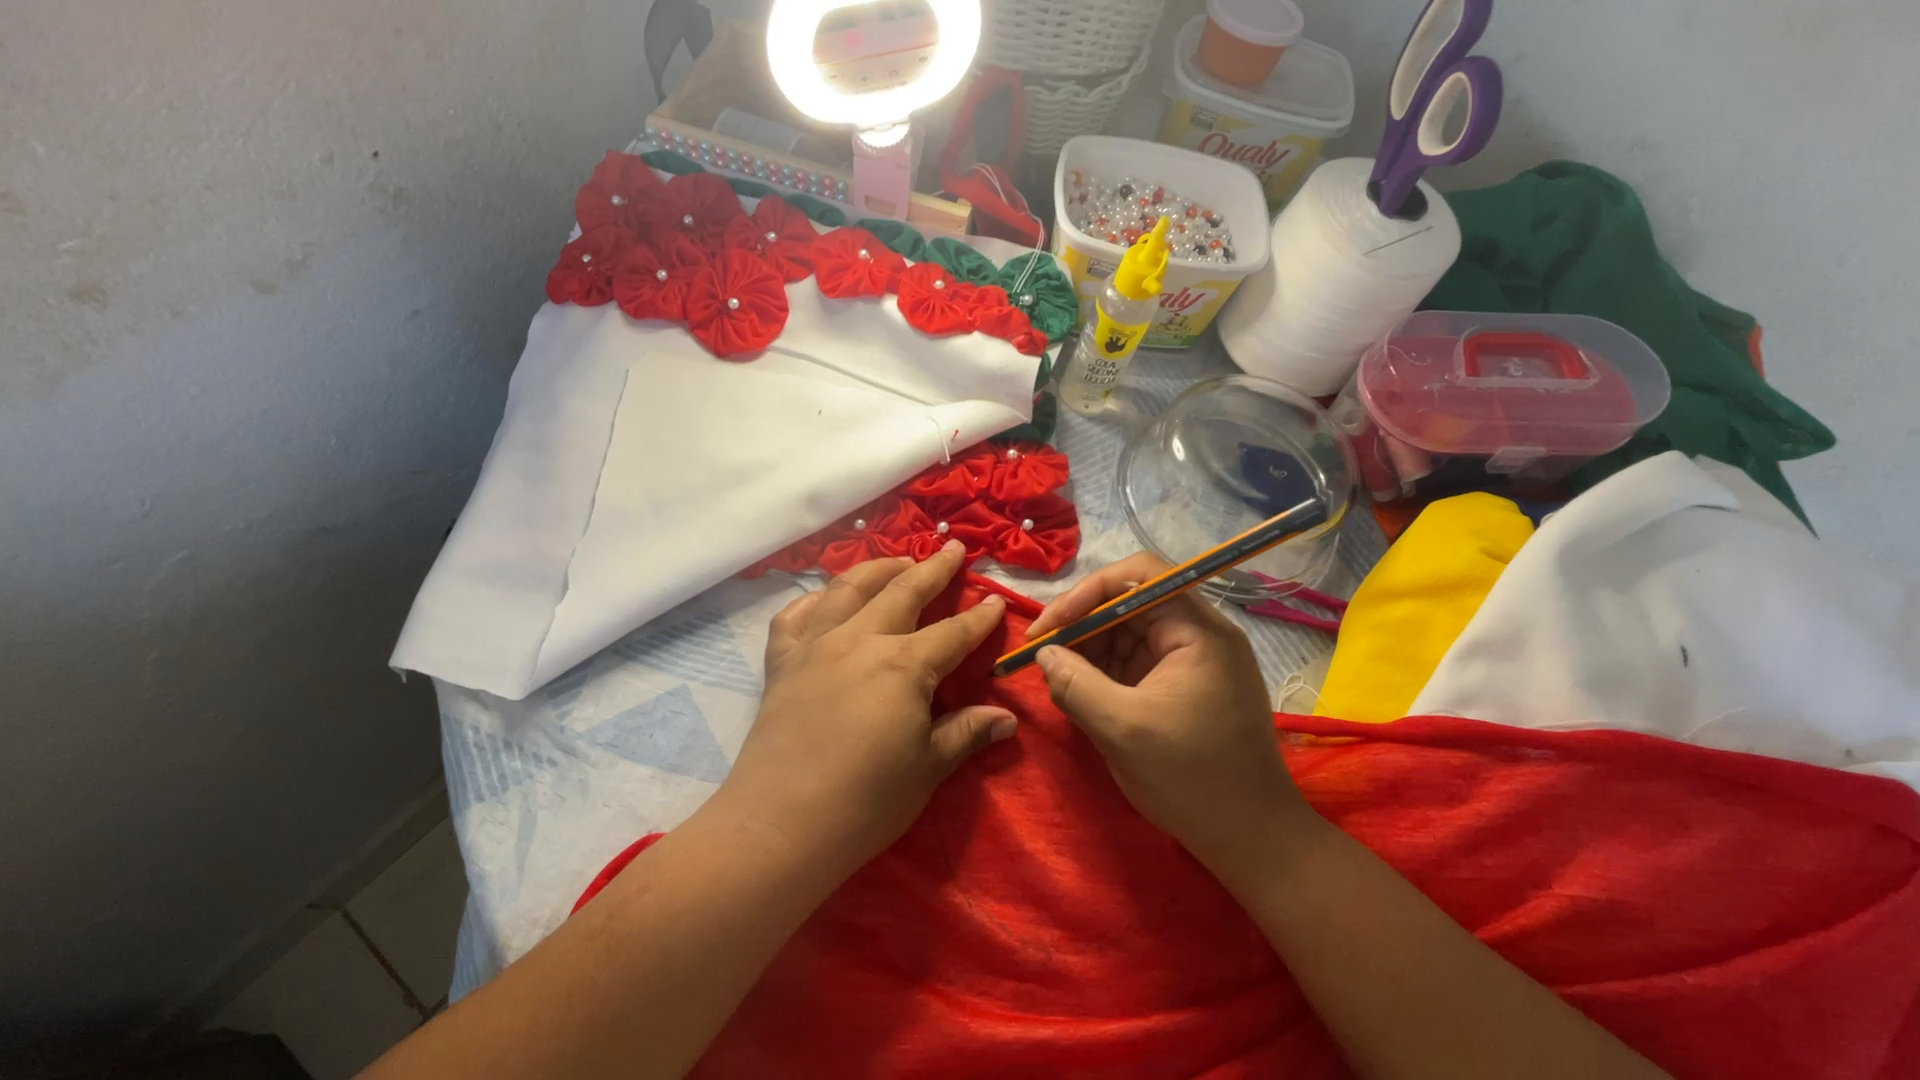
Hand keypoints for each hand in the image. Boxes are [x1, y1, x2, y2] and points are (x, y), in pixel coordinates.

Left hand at [712, 541, 1014, 870]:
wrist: (781, 823)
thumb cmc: (866, 801)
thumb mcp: (928, 768)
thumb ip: (966, 732)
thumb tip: (1007, 718)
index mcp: (903, 665)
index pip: (953, 633)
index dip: (979, 617)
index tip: (997, 601)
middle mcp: (860, 641)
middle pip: (903, 593)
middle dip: (932, 569)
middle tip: (952, 549)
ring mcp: (815, 647)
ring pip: (848, 590)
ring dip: (878, 570)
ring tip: (898, 561)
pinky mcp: (781, 664)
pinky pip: (795, 617)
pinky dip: (813, 601)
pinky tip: (825, 600)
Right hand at [1027, 553, 1313, 869]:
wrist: (1252, 838)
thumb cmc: (1192, 780)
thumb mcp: (1122, 730)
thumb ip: (1075, 684)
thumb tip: (1044, 654)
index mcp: (1199, 631)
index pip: (1138, 577)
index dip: (1085, 593)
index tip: (1046, 627)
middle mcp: (1201, 634)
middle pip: (1132, 603)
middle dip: (1083, 623)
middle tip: (1042, 653)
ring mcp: (1197, 661)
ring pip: (1132, 634)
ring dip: (1092, 649)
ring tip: (1057, 676)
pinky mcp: (1188, 687)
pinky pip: (1140, 663)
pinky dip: (1108, 672)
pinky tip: (1082, 691)